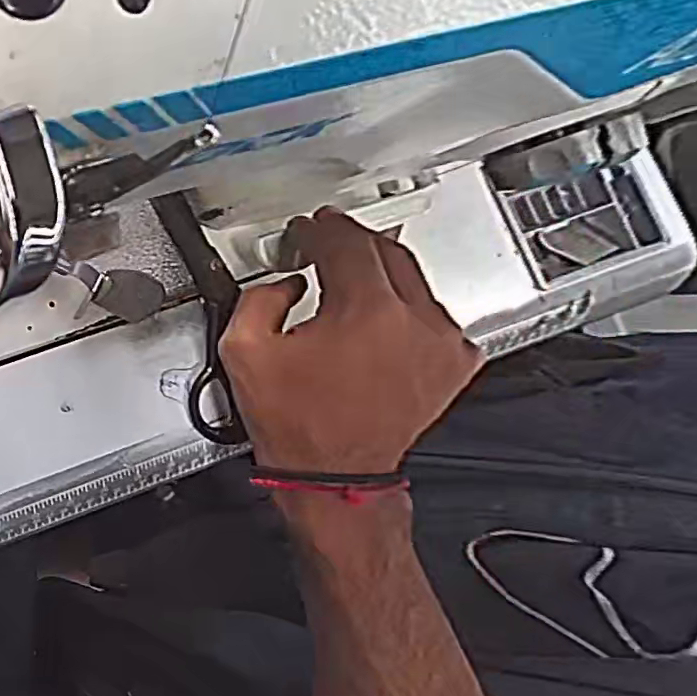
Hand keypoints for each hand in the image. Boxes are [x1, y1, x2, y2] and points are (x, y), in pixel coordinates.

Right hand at [220, 208, 483, 473]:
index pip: (347, 246)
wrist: (333, 468)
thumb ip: (259, 299)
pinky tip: (378, 310)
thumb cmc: (293, 419)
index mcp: (365, 312)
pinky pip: (432, 313)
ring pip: (415, 281)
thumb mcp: (242, 351)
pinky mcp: (453, 361)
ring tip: (349, 270)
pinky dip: (404, 302)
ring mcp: (441, 342)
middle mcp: (415, 321)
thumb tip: (284, 283)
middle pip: (388, 254)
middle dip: (352, 240)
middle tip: (326, 237)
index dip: (321, 230)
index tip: (309, 228)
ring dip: (380, 269)